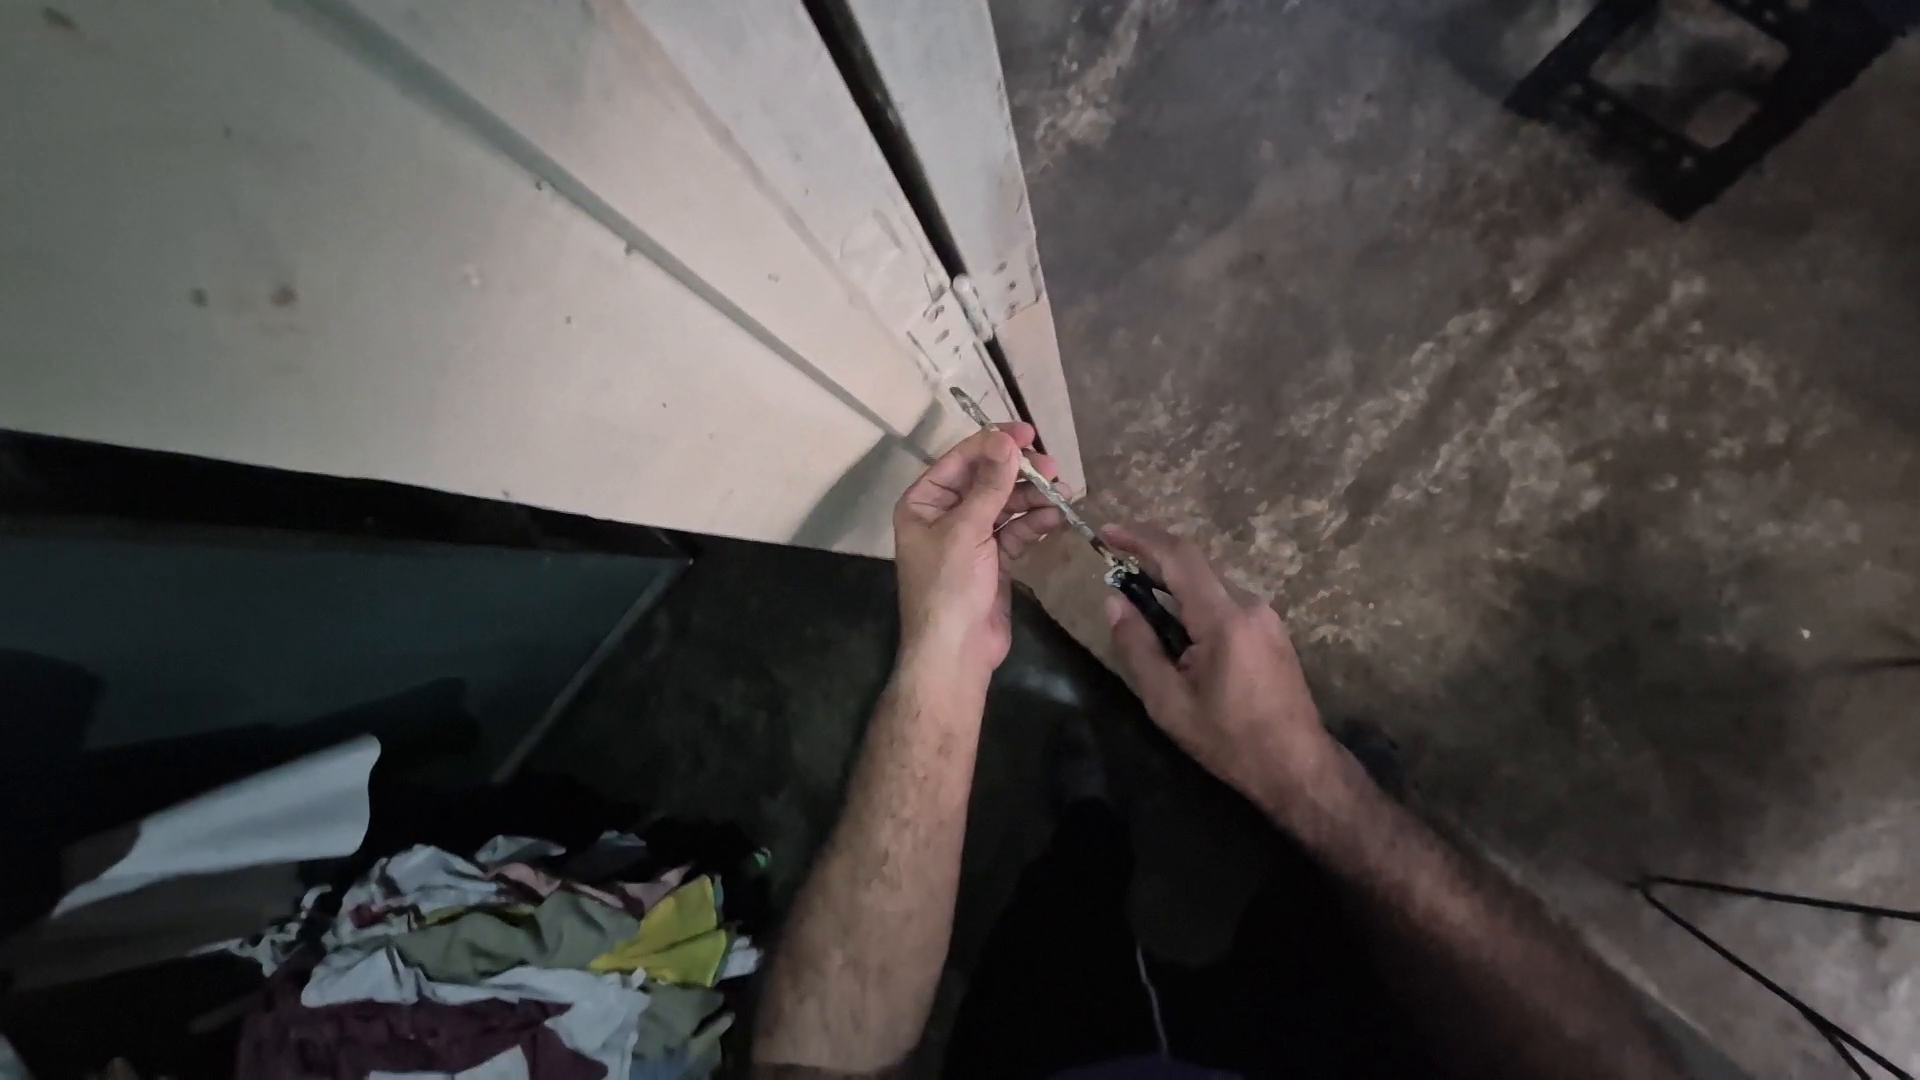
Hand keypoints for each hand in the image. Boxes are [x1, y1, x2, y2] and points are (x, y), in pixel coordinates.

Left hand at [894, 422, 1065, 682]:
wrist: (956, 651)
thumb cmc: (949, 587)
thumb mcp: (966, 530)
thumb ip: (989, 485)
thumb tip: (1007, 441)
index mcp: (923, 503)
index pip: (961, 461)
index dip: (993, 444)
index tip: (1028, 433)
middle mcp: (944, 515)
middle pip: (986, 480)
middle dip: (1019, 474)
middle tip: (1053, 469)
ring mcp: (970, 538)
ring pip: (1004, 505)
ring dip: (1033, 498)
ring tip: (1063, 494)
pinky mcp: (993, 560)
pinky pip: (1015, 531)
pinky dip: (1035, 522)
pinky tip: (1057, 517)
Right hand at [1102, 524, 1341, 816]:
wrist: (1298, 768)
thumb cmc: (1228, 740)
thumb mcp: (1167, 701)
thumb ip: (1137, 646)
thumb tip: (1113, 600)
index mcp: (1224, 620)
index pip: (1179, 557)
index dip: (1140, 538)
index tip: (1106, 532)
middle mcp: (1249, 605)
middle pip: (1194, 566)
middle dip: (1151, 561)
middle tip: (1113, 571)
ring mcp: (1265, 616)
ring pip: (1208, 583)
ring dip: (1170, 584)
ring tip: (1137, 603)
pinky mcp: (1271, 629)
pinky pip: (1223, 600)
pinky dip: (1191, 600)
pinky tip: (1174, 627)